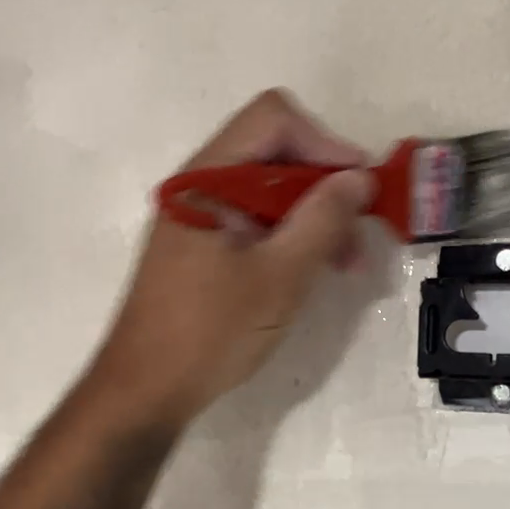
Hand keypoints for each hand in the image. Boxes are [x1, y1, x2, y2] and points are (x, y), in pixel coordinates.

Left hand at [87, 89, 376, 424]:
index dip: (326, 144)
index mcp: (208, 177)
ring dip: (313, 216)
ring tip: (347, 264)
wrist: (147, 389)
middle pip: (274, 152)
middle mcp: (199, 185)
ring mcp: (198, 216)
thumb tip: (358, 178)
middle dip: (326, 185)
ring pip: (269, 191)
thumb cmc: (211, 332)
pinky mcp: (202, 247)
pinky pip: (255, 221)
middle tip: (362, 232)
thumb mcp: (280, 276)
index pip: (274, 120)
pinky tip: (312, 270)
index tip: (362, 188)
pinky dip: (289, 236)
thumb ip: (323, 220)